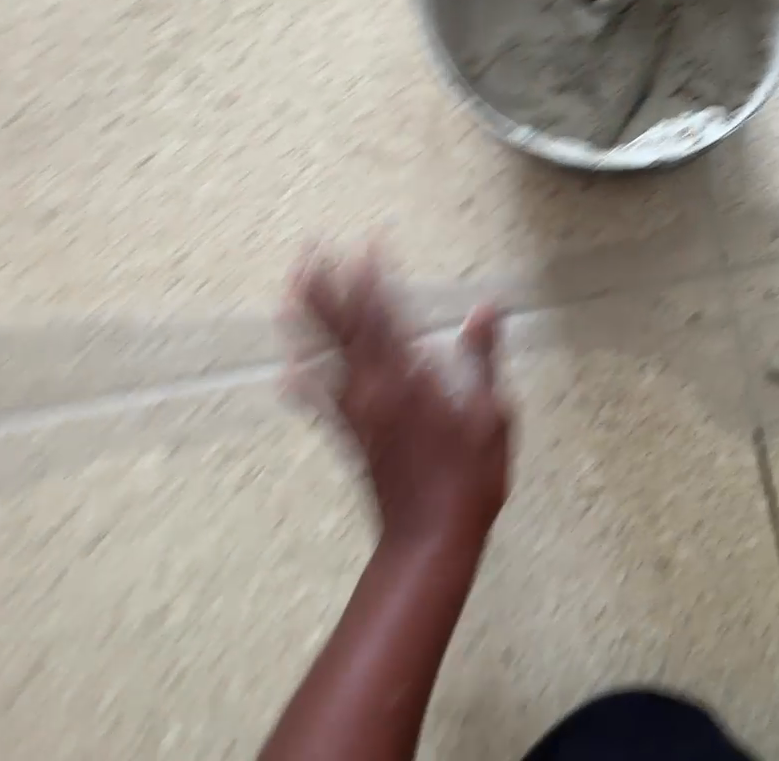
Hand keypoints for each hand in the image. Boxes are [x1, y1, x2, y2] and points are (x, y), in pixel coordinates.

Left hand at [286, 247, 512, 545]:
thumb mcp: (491, 413)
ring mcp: (358, 414)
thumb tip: (487, 307)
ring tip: (290, 291)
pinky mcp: (351, 437)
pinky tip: (287, 374)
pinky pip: (321, 403)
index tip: (369, 242)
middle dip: (328, 286)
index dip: (375, 276)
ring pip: (325, 356)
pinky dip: (303, 383)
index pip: (387, 314)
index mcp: (411, 378)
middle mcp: (375, 389)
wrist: (429, 538)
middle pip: (345, 328)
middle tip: (310, 249)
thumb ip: (482, 357)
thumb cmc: (471, 477)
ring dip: (308, 322)